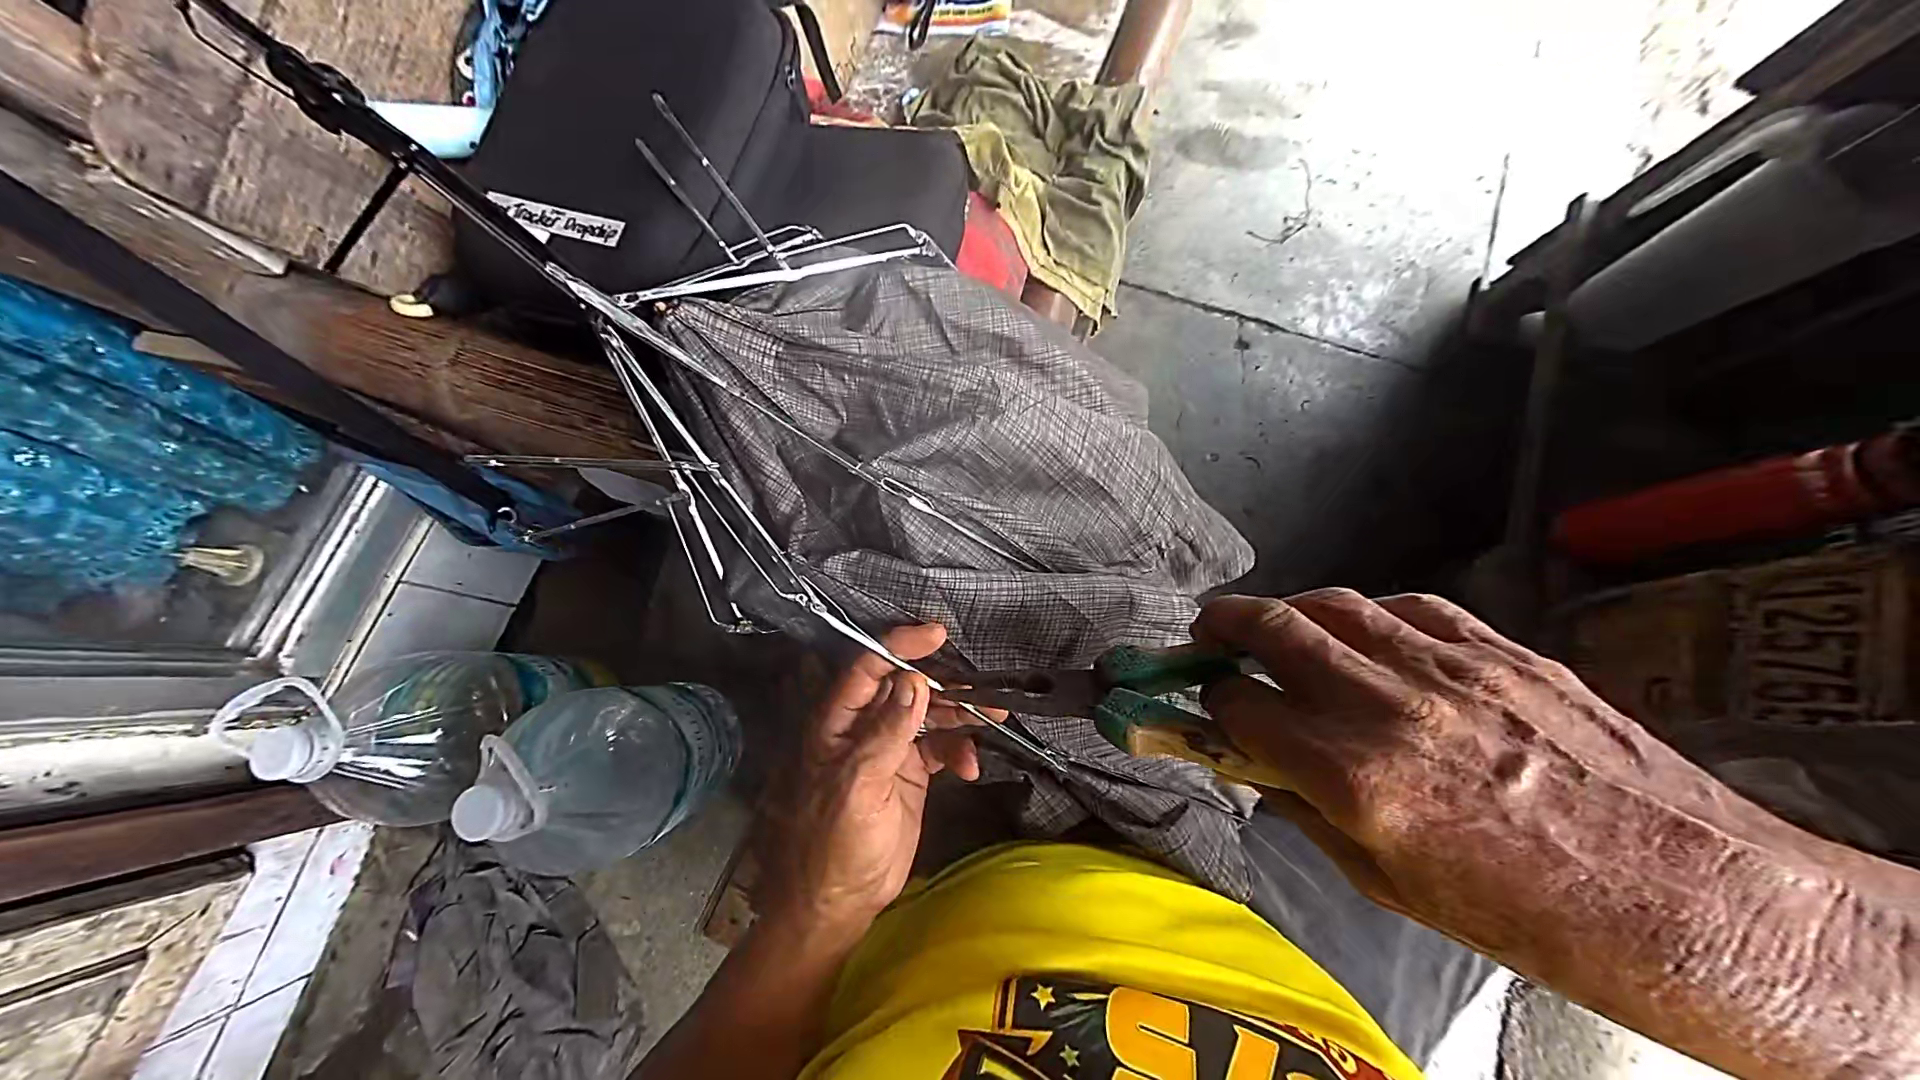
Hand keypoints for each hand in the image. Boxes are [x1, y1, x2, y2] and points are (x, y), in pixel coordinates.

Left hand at [757, 623, 984, 936]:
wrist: (838, 903)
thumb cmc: (831, 845)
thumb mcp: (857, 786)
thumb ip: (886, 733)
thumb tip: (913, 682)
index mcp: (838, 722)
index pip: (868, 668)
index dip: (899, 646)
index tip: (935, 635)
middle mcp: (865, 727)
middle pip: (906, 687)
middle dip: (943, 684)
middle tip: (979, 690)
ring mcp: (889, 748)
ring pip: (929, 714)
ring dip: (960, 715)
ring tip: (992, 718)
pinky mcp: (910, 771)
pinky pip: (941, 747)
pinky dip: (958, 751)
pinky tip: (969, 768)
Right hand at [1193, 589, 1919, 1078]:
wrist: (1696, 904)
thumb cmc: (1528, 918)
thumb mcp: (1388, 883)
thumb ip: (1306, 809)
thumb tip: (1255, 765)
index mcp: (1353, 779)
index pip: (1245, 709)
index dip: (1214, 702)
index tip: (1209, 702)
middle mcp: (1388, 710)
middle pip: (1275, 631)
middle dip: (1223, 623)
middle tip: (1206, 629)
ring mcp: (1448, 670)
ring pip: (1335, 604)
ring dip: (1285, 606)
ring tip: (1269, 617)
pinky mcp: (1502, 651)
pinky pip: (1408, 607)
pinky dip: (1365, 612)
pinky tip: (1359, 628)